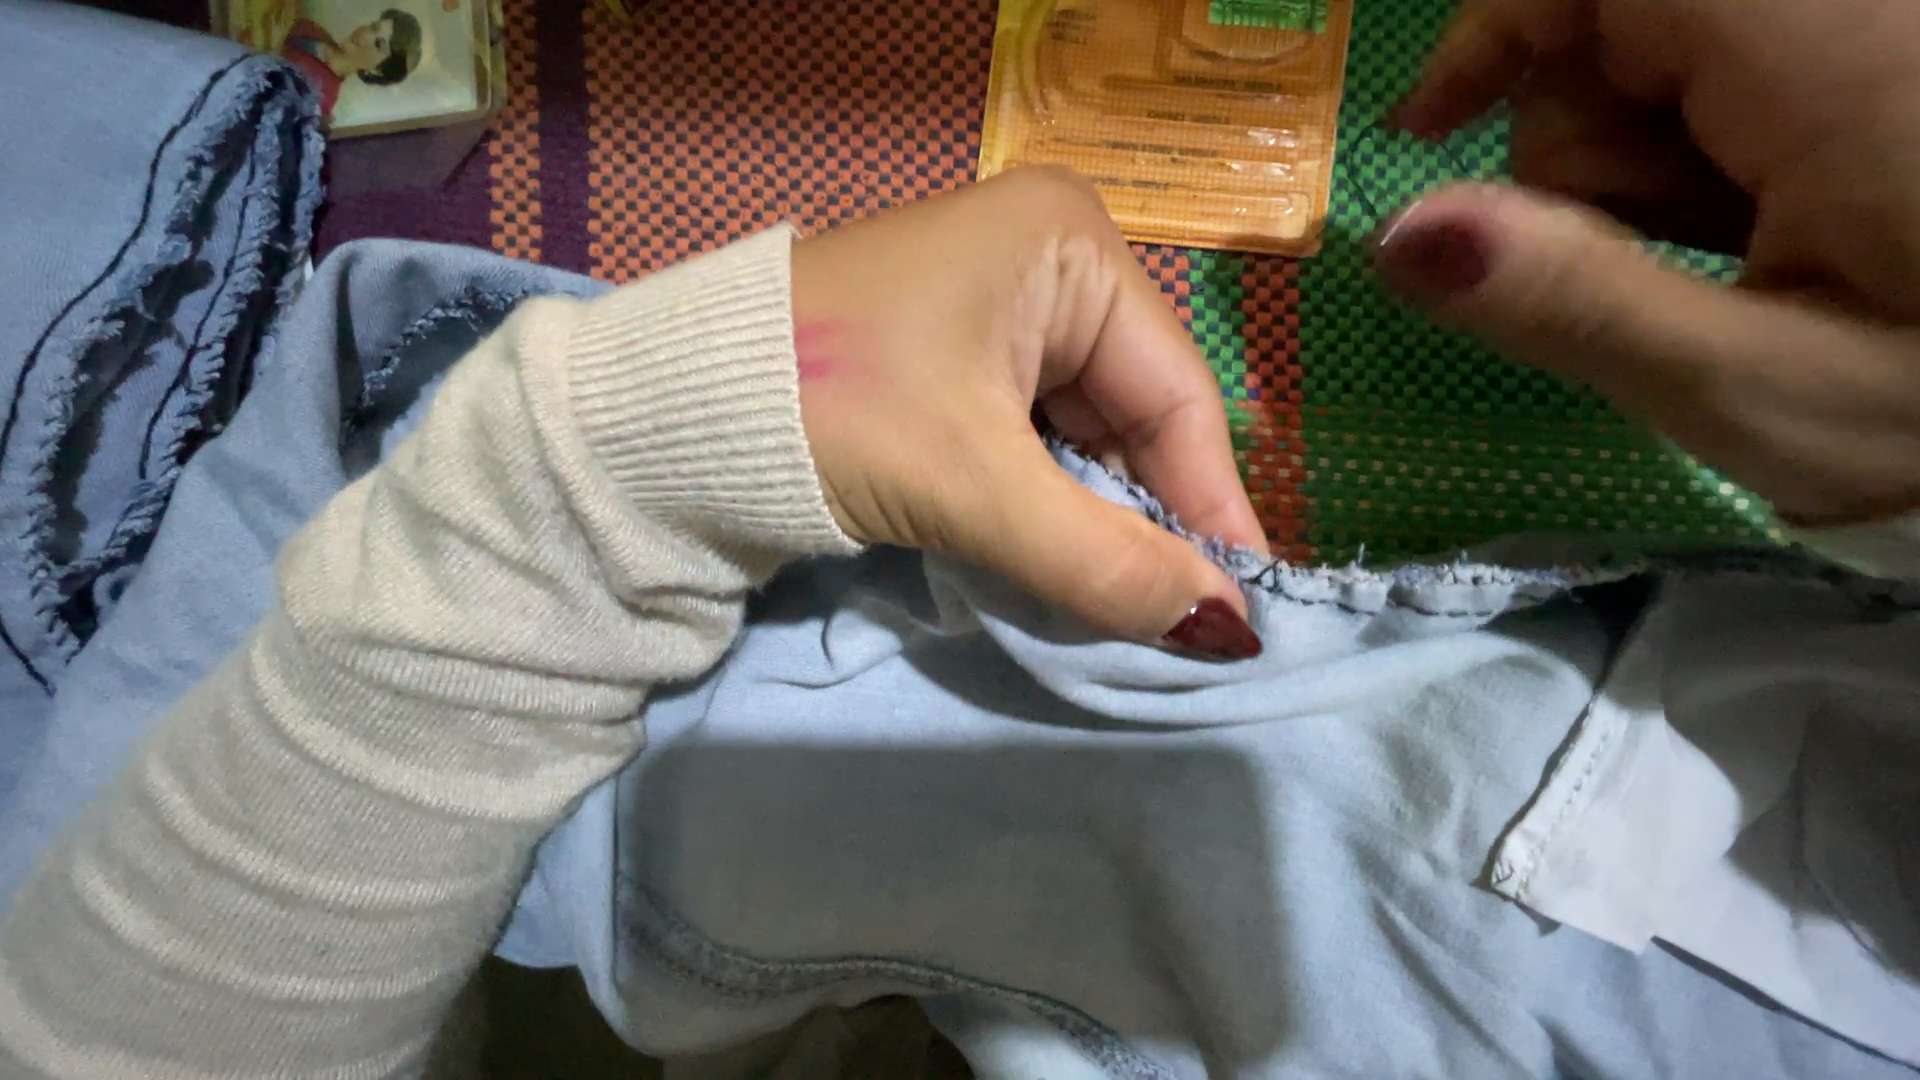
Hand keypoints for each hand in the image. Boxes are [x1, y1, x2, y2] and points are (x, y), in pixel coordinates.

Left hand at [791, 167, 1267, 657]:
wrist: (671, 414)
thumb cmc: (829, 411)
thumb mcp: (974, 484)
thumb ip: (1101, 558)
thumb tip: (1222, 630)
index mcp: (1067, 246)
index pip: (1176, 392)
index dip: (1213, 503)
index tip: (1243, 602)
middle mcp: (1044, 265)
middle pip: (1133, 414)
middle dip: (1150, 516)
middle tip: (1181, 615)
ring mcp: (999, 311)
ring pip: (1083, 434)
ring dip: (1098, 517)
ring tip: (1126, 596)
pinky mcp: (959, 359)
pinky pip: (1033, 440)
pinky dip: (1048, 503)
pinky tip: (1062, 554)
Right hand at [1377, 0, 1919, 524]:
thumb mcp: (1743, 387)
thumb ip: (1568, 303)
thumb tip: (1397, 237)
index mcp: (1861, 57)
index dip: (1496, 31)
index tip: (1428, 130)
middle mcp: (1887, 13)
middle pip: (1632, 28)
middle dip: (1587, 144)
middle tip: (1650, 249)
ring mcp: (1892, 41)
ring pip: (1679, 61)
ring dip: (1653, 161)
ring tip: (1731, 248)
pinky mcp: (1890, 70)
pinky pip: (1748, 77)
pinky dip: (1713, 152)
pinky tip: (1768, 221)